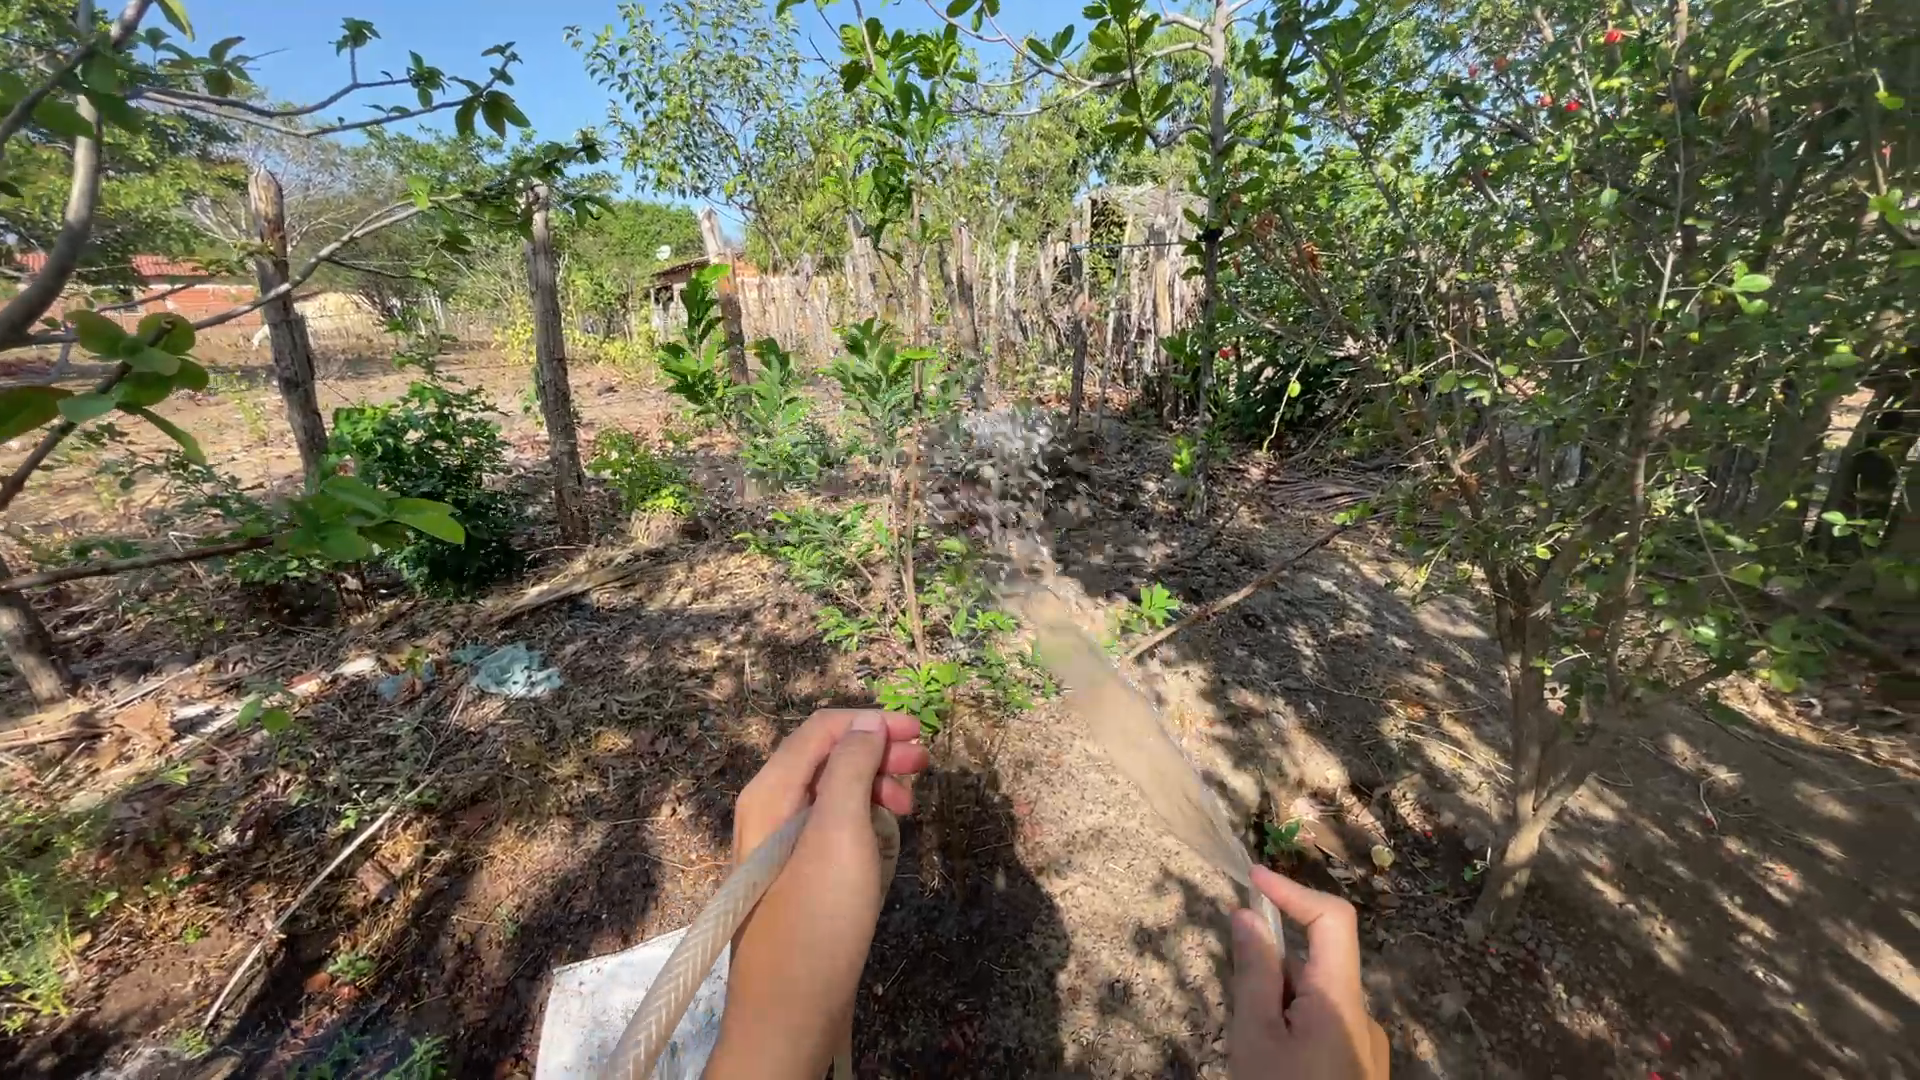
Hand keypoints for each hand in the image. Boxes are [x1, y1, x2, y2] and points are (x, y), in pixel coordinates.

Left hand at [706, 710, 929, 1079]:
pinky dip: (864, 813)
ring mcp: (781, 838)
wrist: (789, 1015)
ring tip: (909, 806)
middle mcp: (770, 805)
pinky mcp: (797, 867)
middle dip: (878, 750)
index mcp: (771, 789)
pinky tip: (886, 831)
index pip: (823, 727)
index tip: (918, 733)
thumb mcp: (839, 832)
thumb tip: (868, 726)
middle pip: (829, 753)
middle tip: (922, 767)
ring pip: (834, 786)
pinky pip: (833, 819)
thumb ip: (850, 768)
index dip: (873, 721)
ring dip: (875, 782)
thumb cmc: (817, 918)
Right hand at [1230, 866, 1390, 1079]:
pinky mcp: (1360, 1069)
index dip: (1293, 890)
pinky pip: (1323, 1022)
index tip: (1251, 879)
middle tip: (1239, 1000)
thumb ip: (1254, 971)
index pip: (1333, 920)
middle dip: (1272, 961)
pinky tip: (1272, 1059)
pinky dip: (1291, 1019)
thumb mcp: (1256, 1036)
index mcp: (1342, 1001)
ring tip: (1254, 1042)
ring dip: (1279, 996)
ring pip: (1315, 993)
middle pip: (1317, 959)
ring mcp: (1365, 1046)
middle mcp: (1363, 1016)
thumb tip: (1247, 914)